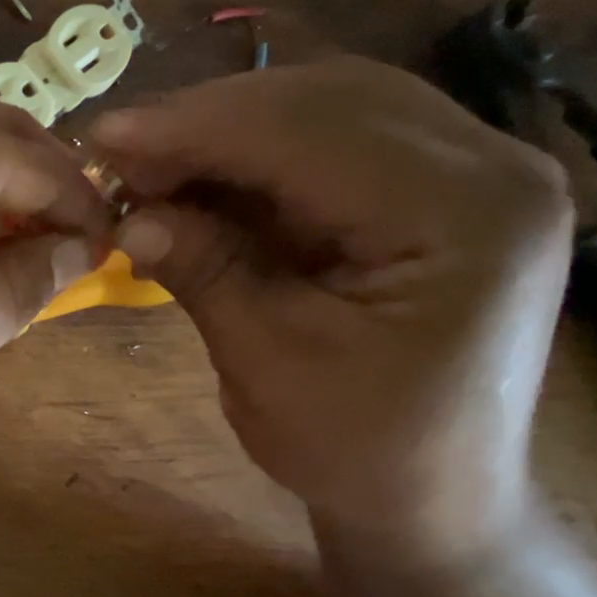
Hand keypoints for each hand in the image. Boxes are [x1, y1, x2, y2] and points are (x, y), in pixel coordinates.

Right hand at [90, 58, 574, 556]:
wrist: (429, 494)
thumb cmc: (353, 445)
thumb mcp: (266, 359)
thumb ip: (207, 271)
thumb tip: (130, 215)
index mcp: (464, 212)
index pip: (316, 133)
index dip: (202, 128)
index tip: (106, 136)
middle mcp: (490, 168)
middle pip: (332, 102)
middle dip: (214, 120)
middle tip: (118, 151)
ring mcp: (471, 176)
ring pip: (334, 114)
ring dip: (232, 135)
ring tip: (148, 165)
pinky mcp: (439, 195)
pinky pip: (339, 152)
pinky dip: (259, 163)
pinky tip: (200, 182)